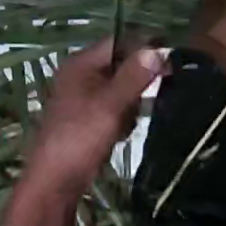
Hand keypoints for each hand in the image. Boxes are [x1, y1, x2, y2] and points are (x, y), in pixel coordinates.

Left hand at [25, 39, 165, 194]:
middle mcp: (79, 75)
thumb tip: (158, 49)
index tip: (171, 57)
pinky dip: (122, 118)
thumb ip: (134, 75)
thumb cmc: (80, 137)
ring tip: (128, 122)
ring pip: (119, 89)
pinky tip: (121, 134)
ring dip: (131, 103)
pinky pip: (113, 109)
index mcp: (80, 63)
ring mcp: (81, 98)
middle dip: (138, 81)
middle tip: (155, 94)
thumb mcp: (111, 103)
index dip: (144, 47)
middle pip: (120, 65)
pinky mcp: (85, 120)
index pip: (118, 41)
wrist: (54, 183)